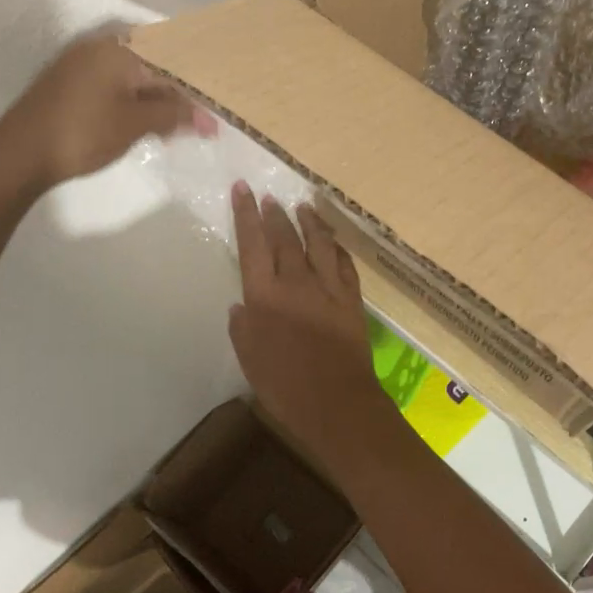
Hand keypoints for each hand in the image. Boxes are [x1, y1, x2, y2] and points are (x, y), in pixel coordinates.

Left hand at [0, 36, 197, 188]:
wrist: (20, 154)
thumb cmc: (83, 133)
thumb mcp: (135, 124)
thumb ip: (173, 115)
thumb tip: (206, 117)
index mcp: (119, 48)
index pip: (173, 59)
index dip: (197, 88)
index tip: (215, 113)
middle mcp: (101, 46)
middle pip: (154, 63)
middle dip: (178, 94)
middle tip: (199, 124)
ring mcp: (83, 63)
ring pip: (134, 76)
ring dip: (157, 100)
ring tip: (174, 131)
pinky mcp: (71, 82)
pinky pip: (115, 84)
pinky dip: (135, 102)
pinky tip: (145, 126)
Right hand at [228, 184, 397, 453]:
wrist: (336, 403)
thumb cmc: (284, 387)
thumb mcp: (250, 361)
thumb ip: (243, 330)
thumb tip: (240, 306)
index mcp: (264, 296)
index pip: (252, 245)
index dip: (246, 215)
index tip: (242, 189)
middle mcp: (296, 283)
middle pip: (284, 238)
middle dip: (274, 213)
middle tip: (268, 196)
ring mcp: (328, 288)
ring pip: (318, 244)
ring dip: (309, 222)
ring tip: (302, 207)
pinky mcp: (352, 300)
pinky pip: (344, 265)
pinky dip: (336, 249)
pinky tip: (333, 243)